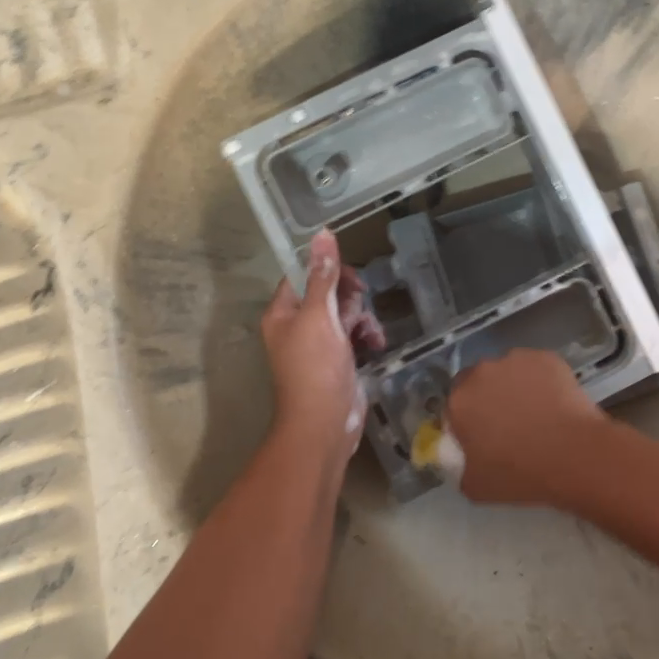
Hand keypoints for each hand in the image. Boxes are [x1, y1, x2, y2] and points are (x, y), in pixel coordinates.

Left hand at [259, 231, 379, 459]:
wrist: (325, 425)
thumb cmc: (316, 368)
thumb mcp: (320, 316)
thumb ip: (324, 275)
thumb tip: (323, 233)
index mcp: (282, 312)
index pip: (304, 275)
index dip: (329, 271)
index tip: (352, 279)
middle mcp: (296, 325)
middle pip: (329, 293)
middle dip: (351, 300)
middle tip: (358, 312)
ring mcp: (318, 345)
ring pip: (346, 313)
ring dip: (363, 319)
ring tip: (369, 335)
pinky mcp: (336, 361)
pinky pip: (354, 335)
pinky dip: (366, 337)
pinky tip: (376, 346)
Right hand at [447, 349, 609, 505]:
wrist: (576, 455)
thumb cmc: (522, 474)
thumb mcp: (475, 486)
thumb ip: (459, 466)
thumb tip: (463, 456)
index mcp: (460, 400)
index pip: (454, 405)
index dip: (467, 420)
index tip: (482, 436)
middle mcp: (482, 371)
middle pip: (479, 382)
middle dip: (488, 398)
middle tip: (509, 424)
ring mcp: (516, 359)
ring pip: (508, 371)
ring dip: (514, 387)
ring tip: (536, 413)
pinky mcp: (546, 357)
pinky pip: (536, 369)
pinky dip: (541, 381)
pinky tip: (554, 404)